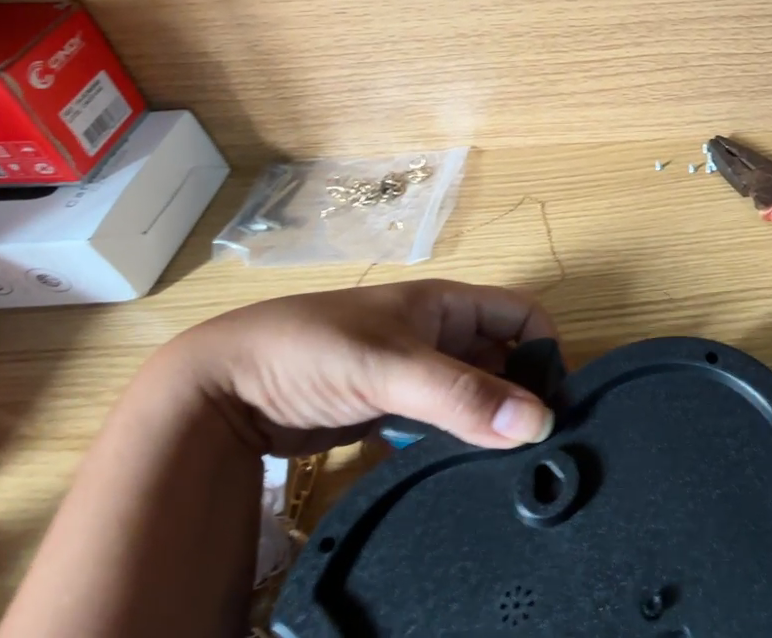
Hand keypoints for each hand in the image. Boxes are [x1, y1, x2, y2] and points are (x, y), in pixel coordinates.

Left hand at [164, 280, 558, 454]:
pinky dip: (454, 438)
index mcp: (446, 304)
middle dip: (519, 394)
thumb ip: (464, 396)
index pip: (520, 316)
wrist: (219, 388)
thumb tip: (537, 423)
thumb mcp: (393, 369)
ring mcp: (411, 372)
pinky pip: (439, 420)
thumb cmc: (314, 352)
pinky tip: (458, 466)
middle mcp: (436, 333)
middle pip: (500, 358)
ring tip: (502, 463)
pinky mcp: (387, 408)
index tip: (552, 402)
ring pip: (470, 393)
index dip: (545, 349)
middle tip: (532, 445)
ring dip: (486, 421)